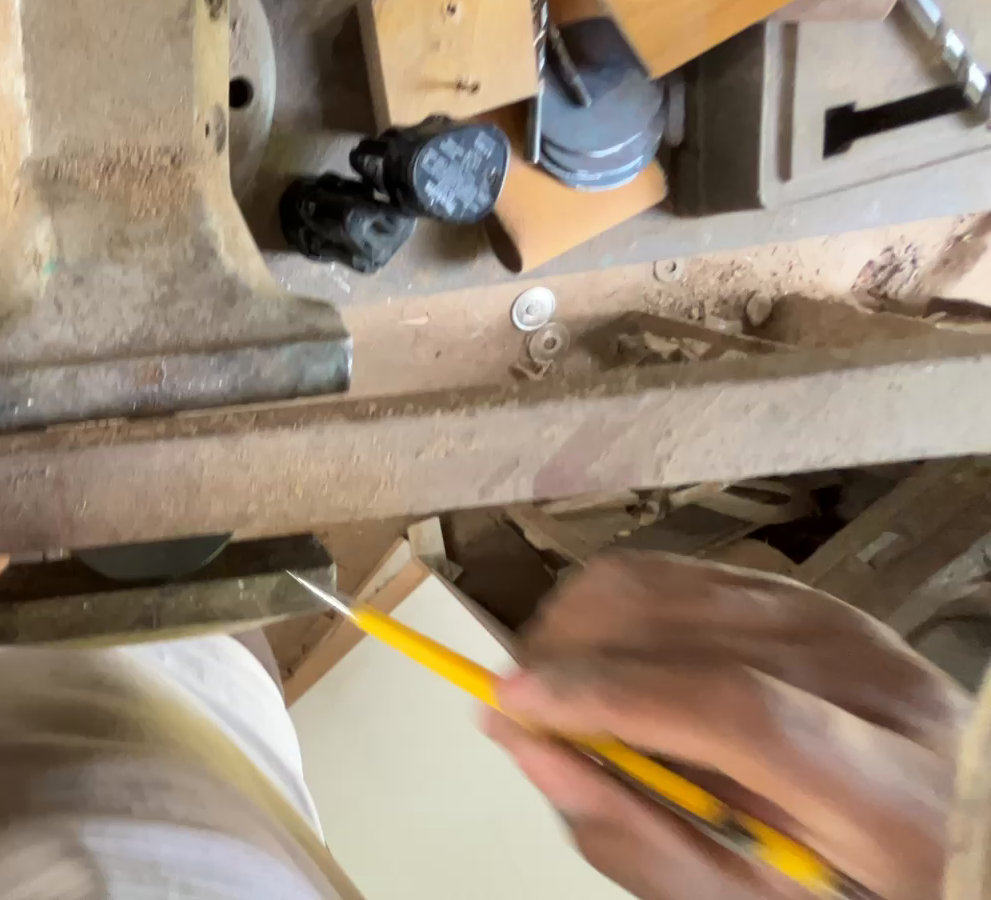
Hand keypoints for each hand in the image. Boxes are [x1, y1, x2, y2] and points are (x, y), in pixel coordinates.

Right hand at [481, 553, 970, 899]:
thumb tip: (522, 744)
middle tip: (520, 704)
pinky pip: (648, 572)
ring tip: (556, 683)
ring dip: (566, 629)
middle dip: (561, 656)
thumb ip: (635, 838)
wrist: (930, 831)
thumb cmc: (830, 883)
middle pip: (670, 628)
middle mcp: (870, 681)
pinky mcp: (786, 590)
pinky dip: (594, 609)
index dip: (606, 695)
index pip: (735, 708)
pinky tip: (597, 656)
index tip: (511, 705)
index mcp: (892, 792)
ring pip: (642, 586)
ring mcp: (828, 620)